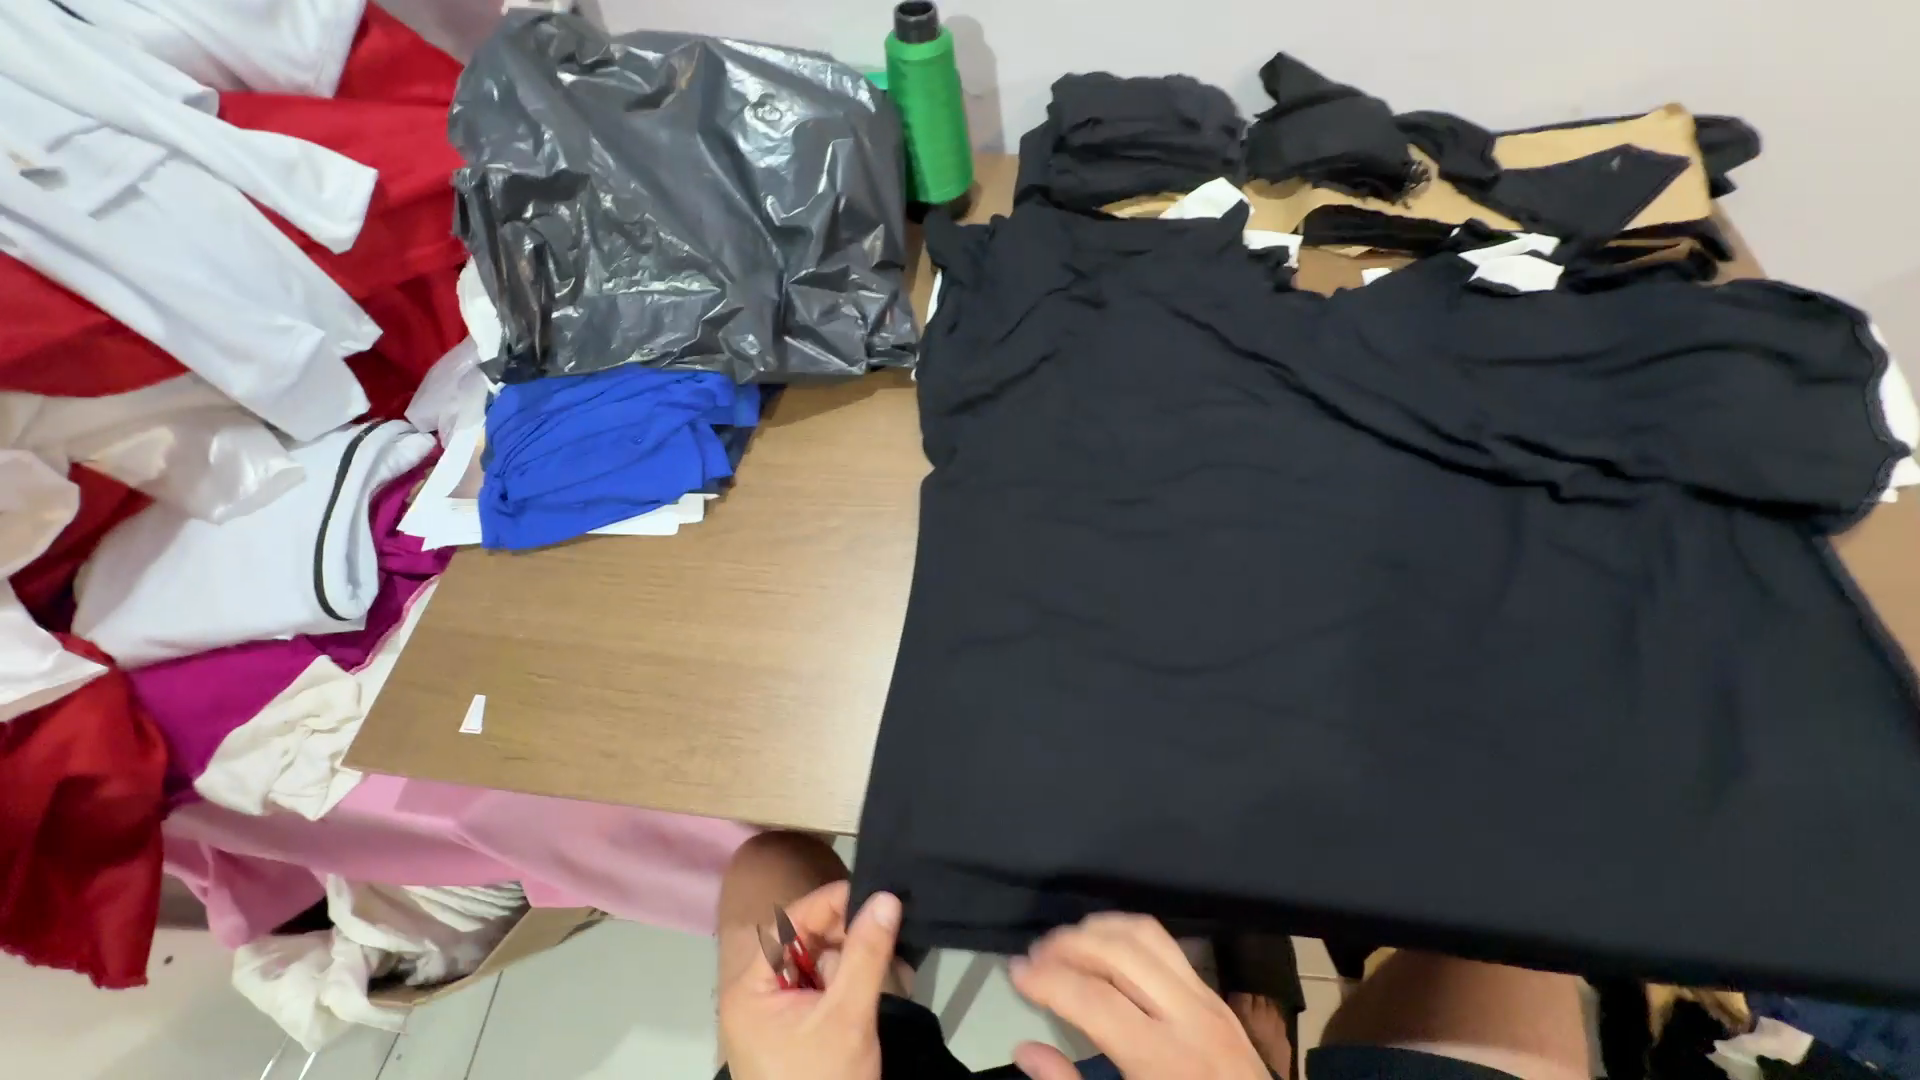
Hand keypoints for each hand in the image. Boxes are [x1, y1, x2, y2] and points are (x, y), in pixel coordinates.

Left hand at [718, 882, 902, 1079]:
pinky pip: (817, 985)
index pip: (787, 924)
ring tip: (879, 957)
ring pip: (813, 960)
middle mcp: (754, 993)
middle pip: (800, 939)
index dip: (829, 904)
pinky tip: (867, 981)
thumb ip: (866, 954)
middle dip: (840, 932)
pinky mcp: (792, 1026)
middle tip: (881, 925)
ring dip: (846, 955)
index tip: (871, 892)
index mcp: (749, 988)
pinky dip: (843, 978)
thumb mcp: (848, 1016)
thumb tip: (887, 898)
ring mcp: (772, 1012)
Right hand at [1009, 914, 1270, 1079]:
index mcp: (1164, 1061)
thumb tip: (1026, 1048)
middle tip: (1034, 954)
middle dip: (1068, 945)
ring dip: (1097, 929)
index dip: (1048, 981)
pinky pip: (1167, 944)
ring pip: (1145, 935)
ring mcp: (1208, 1000)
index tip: (1015, 971)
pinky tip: (1105, 944)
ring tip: (1064, 942)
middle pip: (1119, 954)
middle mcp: (1189, 1018)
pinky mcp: (1215, 996)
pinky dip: (1126, 933)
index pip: (1094, 1000)